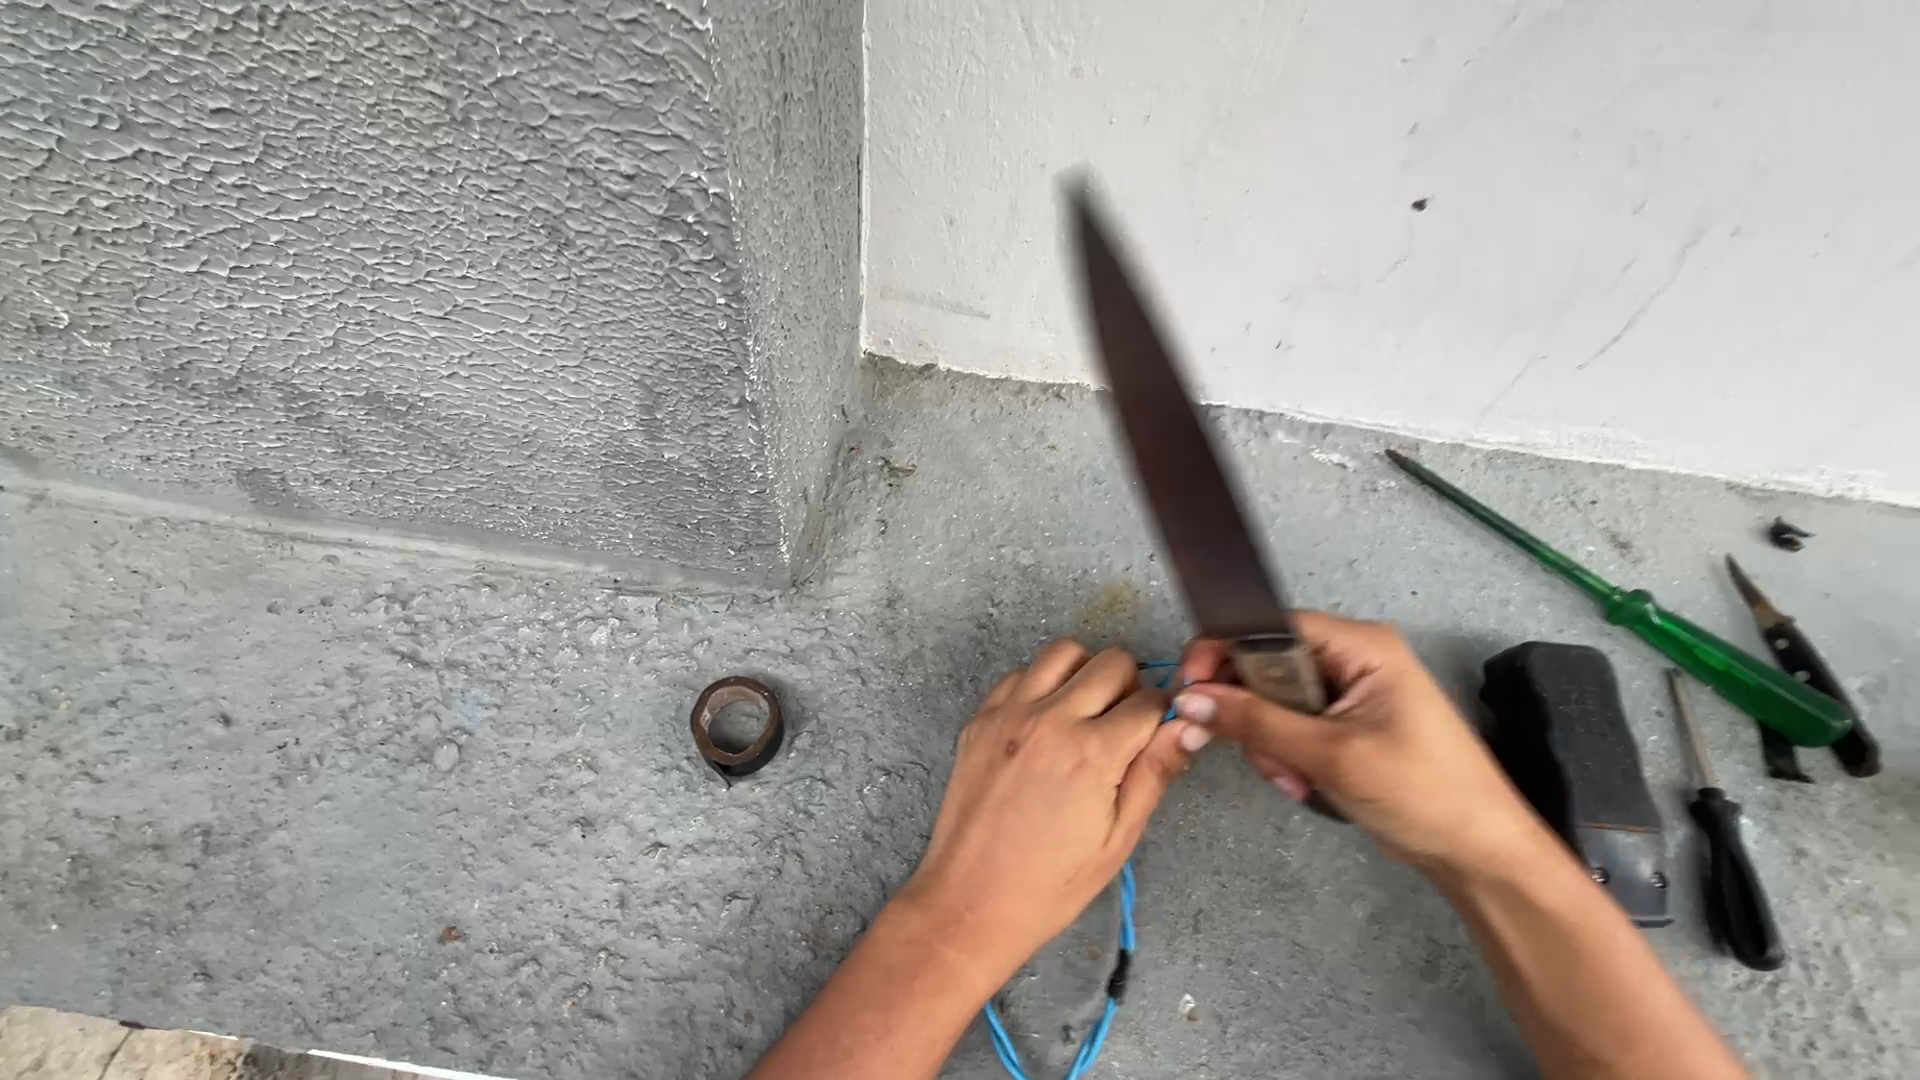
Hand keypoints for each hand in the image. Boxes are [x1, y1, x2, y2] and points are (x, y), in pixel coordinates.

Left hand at [893, 640, 1199, 981]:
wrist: (971, 900)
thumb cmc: (1052, 882)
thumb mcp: (1118, 837)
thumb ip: (1155, 772)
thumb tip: (1190, 725)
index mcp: (1092, 751)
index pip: (1150, 700)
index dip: (1162, 717)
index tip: (1156, 735)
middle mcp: (1050, 718)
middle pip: (1111, 660)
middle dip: (1128, 686)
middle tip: (1121, 725)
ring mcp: (1009, 713)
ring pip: (1063, 651)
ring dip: (1084, 673)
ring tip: (1083, 714)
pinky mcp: (979, 718)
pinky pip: (1019, 674)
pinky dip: (1039, 686)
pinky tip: (1042, 724)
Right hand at [1173, 612, 1549, 874]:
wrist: (1480, 857)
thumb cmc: (1421, 792)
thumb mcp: (1331, 754)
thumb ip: (1255, 722)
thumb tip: (1189, 700)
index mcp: (1360, 645)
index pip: (1269, 626)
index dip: (1225, 649)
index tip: (1192, 686)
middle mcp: (1351, 658)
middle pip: (1266, 664)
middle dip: (1251, 711)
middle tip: (1253, 751)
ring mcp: (1347, 692)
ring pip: (1271, 699)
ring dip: (1268, 741)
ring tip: (1293, 779)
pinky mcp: (1343, 723)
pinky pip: (1289, 723)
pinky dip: (1284, 753)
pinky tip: (1303, 783)